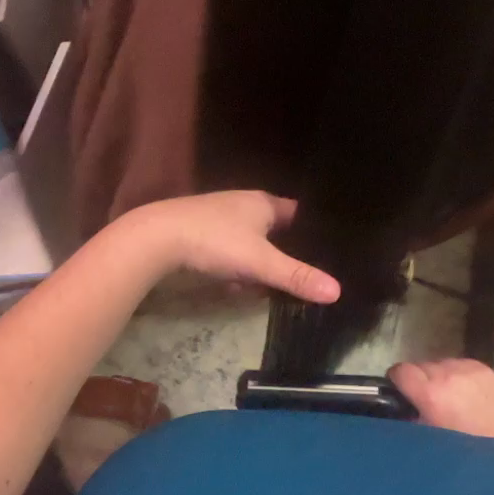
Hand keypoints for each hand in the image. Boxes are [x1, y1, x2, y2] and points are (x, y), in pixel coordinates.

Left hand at [108, 192, 339, 302]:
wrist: (155, 239)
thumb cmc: (214, 242)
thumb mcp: (261, 263)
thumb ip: (297, 277)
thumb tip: (337, 292)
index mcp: (264, 202)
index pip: (300, 213)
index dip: (315, 231)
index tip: (330, 252)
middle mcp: (243, 204)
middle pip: (276, 230)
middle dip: (286, 254)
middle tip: (302, 277)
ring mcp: (220, 218)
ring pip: (252, 244)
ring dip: (259, 265)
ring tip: (268, 287)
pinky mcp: (200, 234)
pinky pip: (230, 253)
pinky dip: (236, 269)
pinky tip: (234, 286)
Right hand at [388, 359, 493, 454]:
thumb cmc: (463, 450)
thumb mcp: (427, 437)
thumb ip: (410, 418)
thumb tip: (400, 408)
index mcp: (431, 394)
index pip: (401, 371)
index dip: (397, 381)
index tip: (401, 392)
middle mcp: (448, 375)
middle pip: (420, 365)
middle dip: (420, 380)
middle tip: (427, 399)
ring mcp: (469, 369)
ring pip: (442, 363)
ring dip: (440, 376)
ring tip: (449, 395)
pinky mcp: (486, 369)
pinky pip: (462, 364)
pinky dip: (459, 375)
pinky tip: (466, 392)